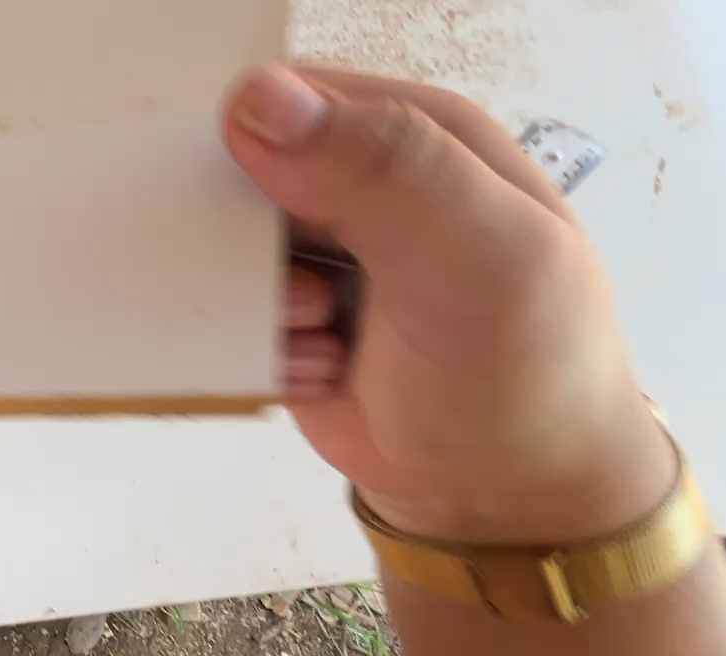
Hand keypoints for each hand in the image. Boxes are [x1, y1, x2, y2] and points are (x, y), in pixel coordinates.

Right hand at [227, 66, 674, 542]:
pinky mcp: (283, 325)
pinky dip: (257, 352)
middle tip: (272, 287)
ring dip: (250, 309)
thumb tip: (255, 101)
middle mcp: (355, 195)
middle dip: (229, 243)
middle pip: (237, 185)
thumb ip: (379, 171)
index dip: (239, 142)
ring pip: (219, 263)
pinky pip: (225, 324)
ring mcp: (314, 265)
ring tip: (315, 335)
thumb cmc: (507, 366)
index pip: (293, 104)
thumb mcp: (469, 256)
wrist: (489, 484)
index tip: (217, 204)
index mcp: (412, 142)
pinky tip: (314, 370)